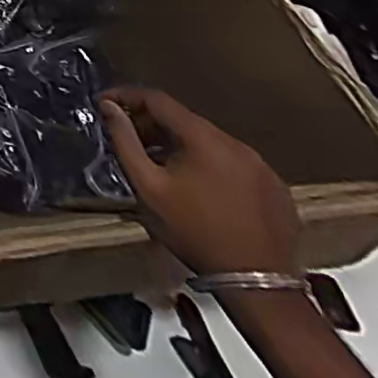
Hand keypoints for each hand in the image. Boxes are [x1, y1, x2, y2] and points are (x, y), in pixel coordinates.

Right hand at [100, 87, 299, 275]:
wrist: (256, 282)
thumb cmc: (192, 229)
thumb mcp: (147, 185)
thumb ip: (125, 140)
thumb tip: (108, 107)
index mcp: (206, 140)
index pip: (159, 100)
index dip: (126, 96)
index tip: (103, 103)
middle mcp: (238, 145)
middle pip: (185, 119)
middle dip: (149, 122)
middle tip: (125, 137)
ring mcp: (262, 167)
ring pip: (208, 140)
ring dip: (177, 143)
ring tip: (156, 162)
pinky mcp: (274, 187)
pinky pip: (230, 161)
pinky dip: (204, 162)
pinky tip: (193, 185)